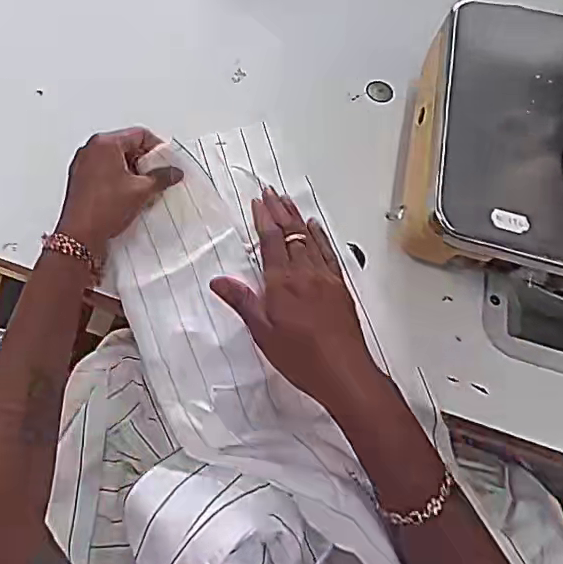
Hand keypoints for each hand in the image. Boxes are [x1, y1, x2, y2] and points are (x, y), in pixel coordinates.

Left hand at [55, 128, 181, 255]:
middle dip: (145, 161)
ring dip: (133, 171)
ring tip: (144, 188)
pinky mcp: (80, 179)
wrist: (80, 236)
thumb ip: (162, 177)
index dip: (158, 148)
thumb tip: (172, 172)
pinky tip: (129, 195)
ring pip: (116, 159)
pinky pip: (105, 171)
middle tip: (158, 175)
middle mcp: (91, 150)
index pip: (139, 135)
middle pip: (127, 145)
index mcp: (105, 144)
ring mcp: (83, 164)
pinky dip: (119, 178)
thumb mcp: (142, 191)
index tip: (166, 162)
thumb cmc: (102, 210)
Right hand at [210, 188, 394, 421]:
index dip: (263, 219)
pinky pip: (328, 252)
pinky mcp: (339, 286)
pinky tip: (315, 228)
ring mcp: (325, 277)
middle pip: (290, 233)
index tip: (257, 203)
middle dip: (278, 210)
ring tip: (287, 201)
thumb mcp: (263, 332)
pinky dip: (319, 237)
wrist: (343, 371)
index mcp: (282, 283)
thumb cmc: (301, 357)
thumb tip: (219, 281)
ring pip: (309, 238)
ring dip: (296, 217)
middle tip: (270, 192)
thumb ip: (243, 302)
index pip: (271, 241)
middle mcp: (305, 273)